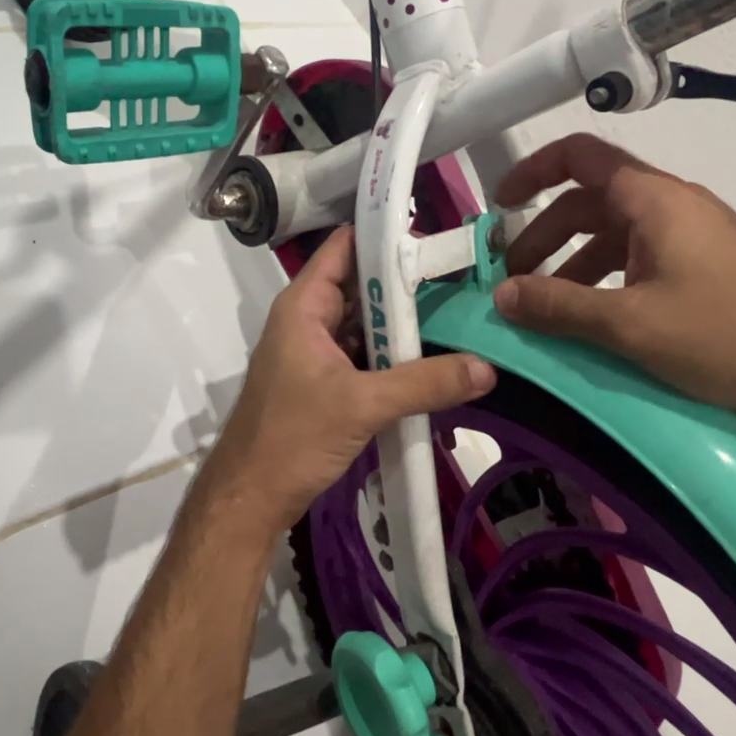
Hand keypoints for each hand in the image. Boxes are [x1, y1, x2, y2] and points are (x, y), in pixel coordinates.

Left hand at [196, 227, 496, 539]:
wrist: (250, 498)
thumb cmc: (292, 438)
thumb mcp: (362, 405)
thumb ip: (425, 384)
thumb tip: (486, 368)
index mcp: (304, 305)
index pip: (345, 246)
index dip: (385, 236)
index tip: (436, 239)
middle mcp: (308, 319)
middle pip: (362, 285)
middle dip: (407, 285)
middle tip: (462, 281)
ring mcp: (316, 352)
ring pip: (365, 324)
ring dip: (404, 325)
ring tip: (459, 316)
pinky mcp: (325, 382)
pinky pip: (364, 355)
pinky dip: (394, 357)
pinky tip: (434, 362)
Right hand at [491, 133, 735, 424]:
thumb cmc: (730, 334)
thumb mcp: (633, 324)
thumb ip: (560, 307)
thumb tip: (500, 295)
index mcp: (653, 200)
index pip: (580, 156)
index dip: (532, 171)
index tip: (498, 206)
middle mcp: (670, 206)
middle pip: (588, 201)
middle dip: (542, 237)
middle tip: (510, 280)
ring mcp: (691, 236)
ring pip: (612, 235)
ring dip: (571, 264)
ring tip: (543, 308)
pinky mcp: (705, 266)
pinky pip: (638, 259)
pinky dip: (604, 279)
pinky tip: (593, 318)